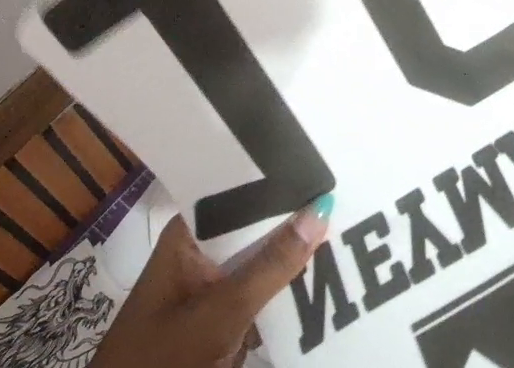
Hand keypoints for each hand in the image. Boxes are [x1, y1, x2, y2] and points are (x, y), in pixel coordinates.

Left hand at [89, 194, 333, 367]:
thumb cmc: (163, 359)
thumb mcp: (221, 312)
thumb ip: (271, 265)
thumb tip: (322, 207)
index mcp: (188, 236)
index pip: (240, 190)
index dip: (281, 178)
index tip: (327, 165)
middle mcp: (201, 252)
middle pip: (257, 224)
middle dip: (297, 218)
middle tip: (350, 196)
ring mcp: (212, 286)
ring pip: (264, 259)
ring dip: (297, 254)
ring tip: (349, 229)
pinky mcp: (223, 318)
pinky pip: (264, 292)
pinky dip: (289, 289)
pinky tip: (327, 276)